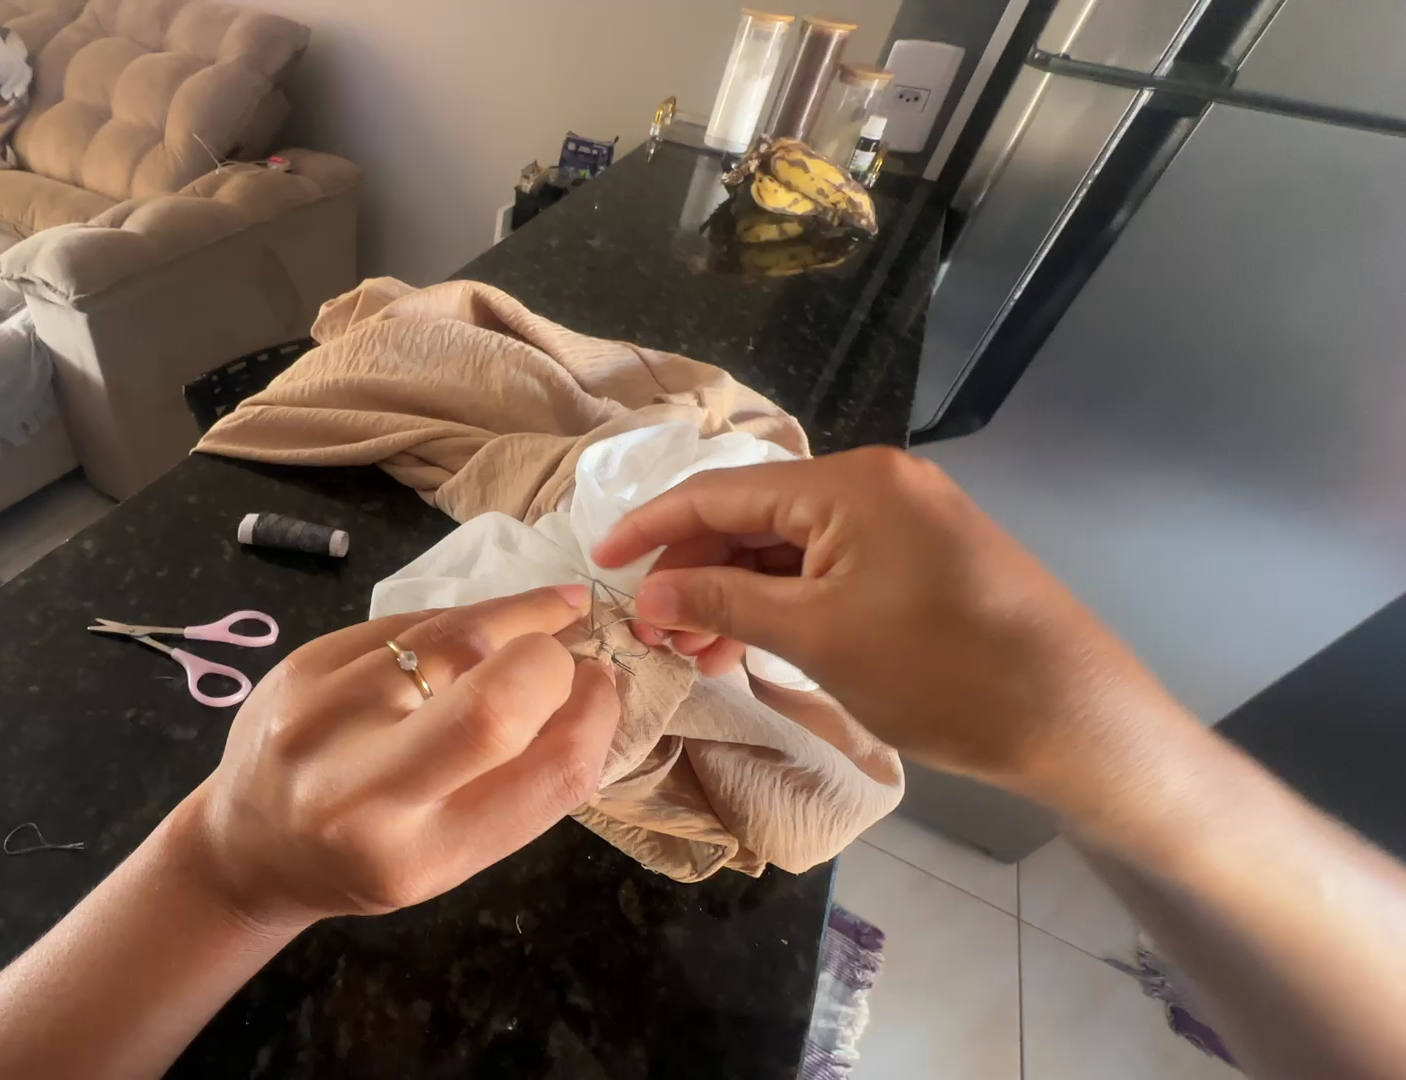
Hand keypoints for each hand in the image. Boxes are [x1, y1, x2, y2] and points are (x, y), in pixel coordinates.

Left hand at [182, 586, 619, 931]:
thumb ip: (521, 782)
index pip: (545, 774)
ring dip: (520, 614)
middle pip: (495, 704)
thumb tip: (590, 685)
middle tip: (569, 647)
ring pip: (453, 635)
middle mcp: (362, 788)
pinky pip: (411, 619)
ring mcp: (323, 713)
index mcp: (417, 856)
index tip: (605, 686)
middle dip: (552, 661)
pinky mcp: (304, 660)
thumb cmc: (362, 856)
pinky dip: (464, 617)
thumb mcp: (446, 853)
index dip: (596, 717)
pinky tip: (488, 620)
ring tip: (552, 609)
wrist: (248, 840)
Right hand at [591, 447, 1181, 790]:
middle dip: (691, 573)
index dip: (651, 528)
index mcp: (848, 484)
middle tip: (651, 629)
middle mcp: (869, 486)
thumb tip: (644, 596)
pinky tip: (738, 645)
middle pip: (747, 519)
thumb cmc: (944, 675)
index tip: (600, 560)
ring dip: (727, 595)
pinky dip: (772, 604)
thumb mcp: (814, 637)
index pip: (719, 492)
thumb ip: (719, 604)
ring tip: (688, 650)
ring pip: (778, 549)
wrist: (1085, 730)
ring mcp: (892, 521)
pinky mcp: (906, 559)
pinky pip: (816, 571)